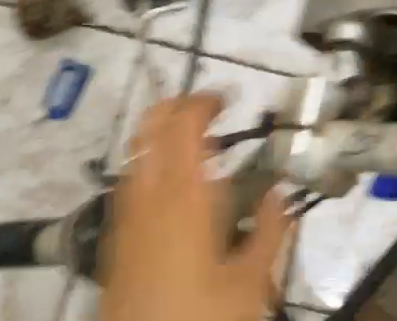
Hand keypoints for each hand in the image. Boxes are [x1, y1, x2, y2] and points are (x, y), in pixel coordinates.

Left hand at [102, 94, 293, 320]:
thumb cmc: (199, 315)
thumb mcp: (249, 284)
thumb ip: (271, 232)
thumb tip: (281, 192)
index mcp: (184, 193)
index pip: (185, 124)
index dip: (204, 101)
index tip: (228, 97)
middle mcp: (149, 192)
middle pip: (152, 124)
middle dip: (178, 105)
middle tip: (209, 109)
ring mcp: (126, 212)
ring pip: (137, 148)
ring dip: (163, 132)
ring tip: (195, 142)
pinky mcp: (115, 233)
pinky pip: (130, 177)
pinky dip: (151, 161)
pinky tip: (172, 184)